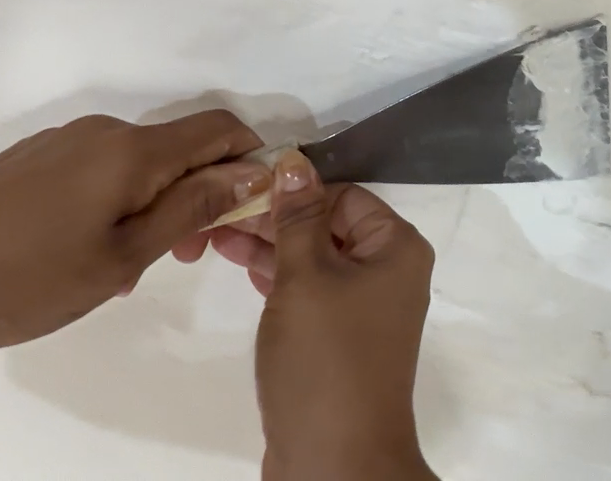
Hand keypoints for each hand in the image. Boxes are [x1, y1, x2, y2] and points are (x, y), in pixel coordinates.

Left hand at [0, 110, 268, 365]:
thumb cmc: (17, 283)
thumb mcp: (120, 258)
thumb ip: (193, 208)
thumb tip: (253, 172)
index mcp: (132, 149)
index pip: (222, 127)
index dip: (250, 158)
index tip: (247, 208)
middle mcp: (102, 131)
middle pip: (179, 148)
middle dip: (199, 192)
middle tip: (184, 256)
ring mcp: (59, 142)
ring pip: (138, 163)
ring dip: (154, 203)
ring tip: (122, 267)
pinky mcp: (27, 160)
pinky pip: (98, 169)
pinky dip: (114, 201)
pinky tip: (80, 254)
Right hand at [208, 151, 438, 480]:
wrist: (336, 463)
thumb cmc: (326, 358)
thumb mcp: (305, 278)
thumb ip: (297, 218)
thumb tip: (293, 160)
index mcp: (396, 246)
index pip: (344, 196)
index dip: (295, 192)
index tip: (243, 189)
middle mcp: (389, 269)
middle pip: (330, 225)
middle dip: (277, 219)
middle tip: (218, 214)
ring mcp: (367, 305)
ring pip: (317, 258)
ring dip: (273, 247)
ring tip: (214, 237)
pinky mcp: (343, 336)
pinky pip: (314, 290)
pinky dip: (282, 278)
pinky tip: (244, 266)